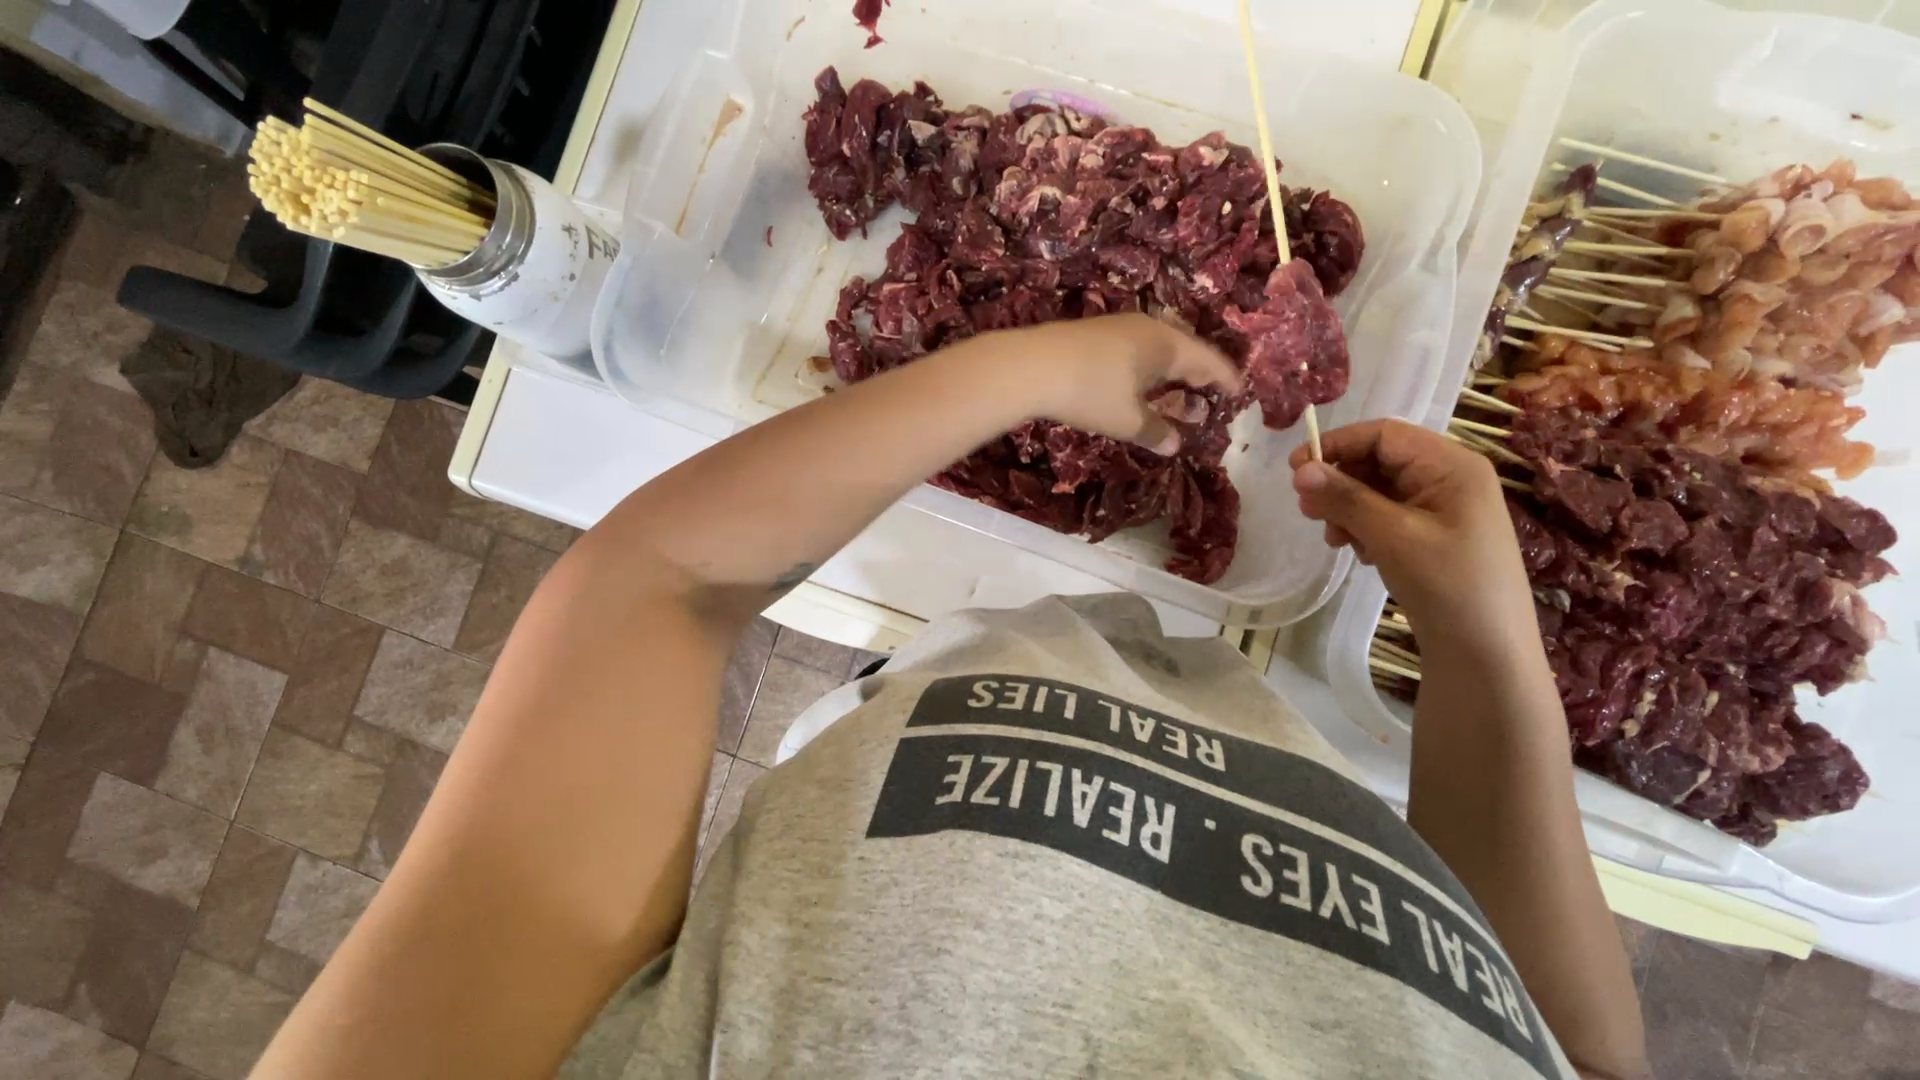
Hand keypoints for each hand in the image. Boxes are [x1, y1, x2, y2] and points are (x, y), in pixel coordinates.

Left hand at [967, 313, 1241, 453]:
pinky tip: (1135, 384)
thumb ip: (1156, 432)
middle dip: (1198, 374)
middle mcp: (1148, 328)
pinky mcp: (1094, 333)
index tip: (1238, 393)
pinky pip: (1134, 349)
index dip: (1226, 379)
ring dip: (1168, 372)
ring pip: (1157, 348)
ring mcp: (1119, 326)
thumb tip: (1175, 444)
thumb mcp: (1127, 420)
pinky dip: (1145, 368)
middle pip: (1185, 349)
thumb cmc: (1090, 393)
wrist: (1030, 366)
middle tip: (1208, 395)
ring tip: (1173, 393)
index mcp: (1167, 344)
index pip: (1210, 360)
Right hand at [1288, 419, 1537, 654]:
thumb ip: (1346, 498)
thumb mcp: (1392, 536)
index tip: (1294, 471)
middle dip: (1340, 482)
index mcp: (1452, 465)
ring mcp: (1444, 508)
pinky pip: (1388, 515)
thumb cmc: (1447, 584)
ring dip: (1348, 508)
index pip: (1383, 434)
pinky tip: (1358, 553)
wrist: (1486, 653)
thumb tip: (1300, 469)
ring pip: (1379, 489)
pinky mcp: (1434, 536)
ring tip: (1335, 540)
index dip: (1336, 445)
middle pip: (1379, 460)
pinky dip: (1364, 527)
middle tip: (1308, 512)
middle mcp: (1450, 478)